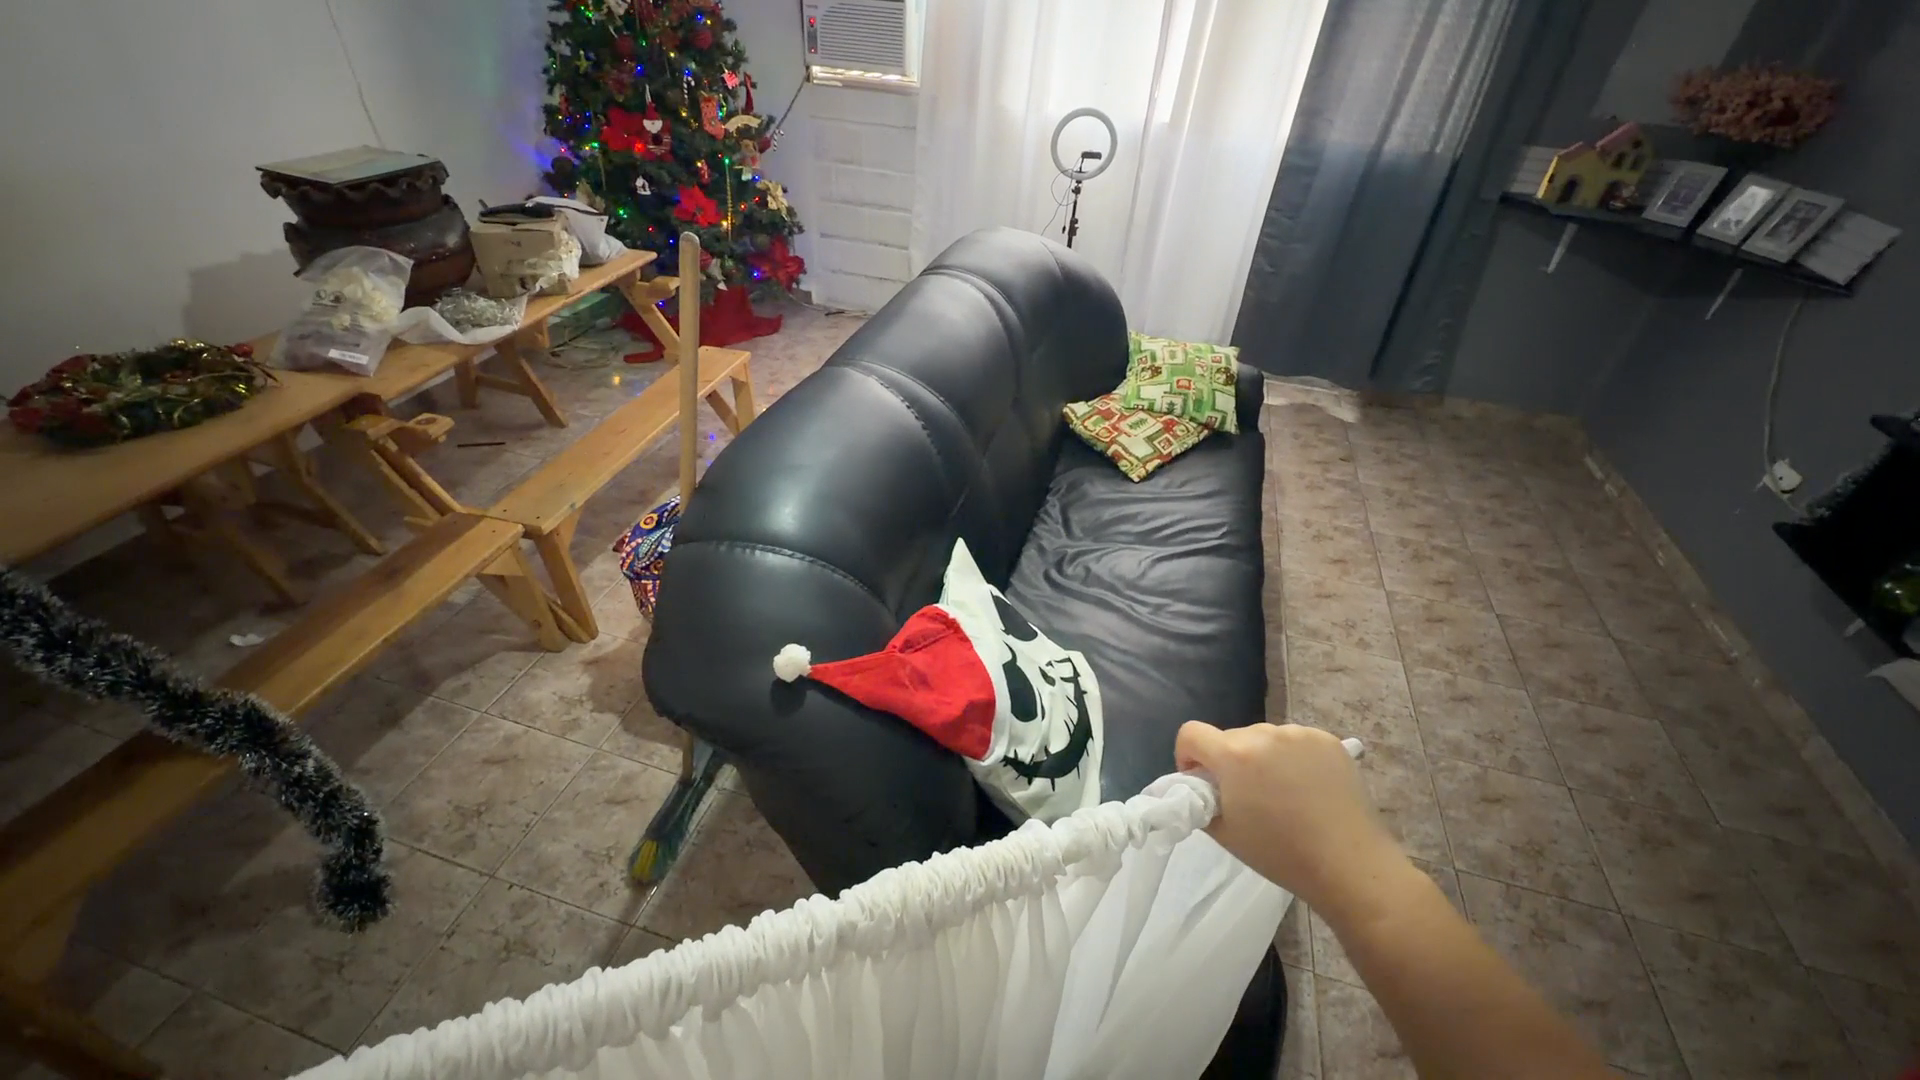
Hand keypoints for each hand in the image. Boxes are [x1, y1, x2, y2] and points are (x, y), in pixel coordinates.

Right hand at [1175, 721, 1404, 910]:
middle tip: (1246, 796)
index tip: (1202, 782)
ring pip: (1263, 738)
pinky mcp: (1328, 740)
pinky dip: (1292, 758)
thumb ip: (1202, 802)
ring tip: (1282, 792)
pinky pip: (1294, 742)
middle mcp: (1265, 734)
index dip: (1188, 756)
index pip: (1191, 733)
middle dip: (1229, 761)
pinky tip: (1307, 787)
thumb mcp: (1225, 833)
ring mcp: (1300, 734)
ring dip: (1262, 757)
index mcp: (1234, 755)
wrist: (1350, 865)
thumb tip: (1202, 788)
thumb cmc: (1281, 854)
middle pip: (1230, 737)